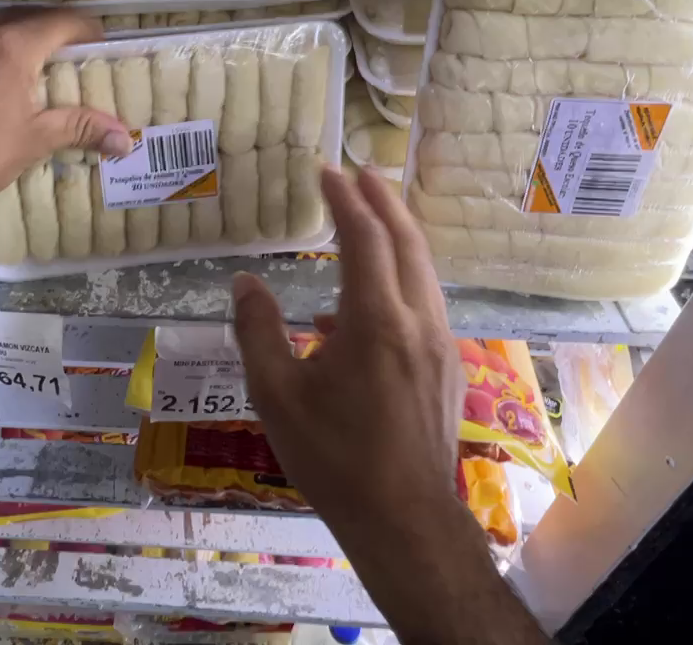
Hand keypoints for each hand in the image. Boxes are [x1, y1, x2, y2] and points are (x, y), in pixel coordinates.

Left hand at [0, 8, 132, 240]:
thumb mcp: (34, 142)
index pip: (63, 20)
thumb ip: (82, 128)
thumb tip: (126, 140)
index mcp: (12, 45)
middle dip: (49, 33)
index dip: (87, 30)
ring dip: (8, 37)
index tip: (97, 47)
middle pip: (25, 16)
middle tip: (62, 61)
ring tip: (17, 68)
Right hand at [231, 166, 465, 536]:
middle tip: (361, 172)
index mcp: (375, 321)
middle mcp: (417, 321)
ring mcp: (440, 344)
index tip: (326, 171)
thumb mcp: (275, 393)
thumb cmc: (332, 456)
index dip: (344, 199)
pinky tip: (364, 302)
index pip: (363, 238)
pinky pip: (424, 302)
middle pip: (407, 242)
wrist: (403, 521)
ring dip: (397, 234)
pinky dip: (400, 276)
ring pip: (423, 270)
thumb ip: (257, 329)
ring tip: (371, 215)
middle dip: (384, 200)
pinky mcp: (447, 367)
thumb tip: (245, 281)